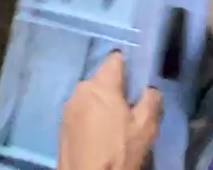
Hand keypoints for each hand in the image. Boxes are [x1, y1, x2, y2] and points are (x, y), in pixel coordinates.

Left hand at [59, 52, 162, 169]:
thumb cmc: (117, 153)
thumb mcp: (145, 128)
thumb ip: (152, 101)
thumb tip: (151, 89)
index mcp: (101, 83)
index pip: (116, 58)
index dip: (129, 67)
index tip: (136, 85)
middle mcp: (81, 88)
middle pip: (102, 78)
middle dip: (114, 89)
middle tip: (127, 110)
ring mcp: (68, 107)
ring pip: (89, 96)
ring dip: (100, 104)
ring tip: (111, 126)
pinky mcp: (61, 126)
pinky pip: (79, 112)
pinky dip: (88, 118)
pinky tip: (96, 137)